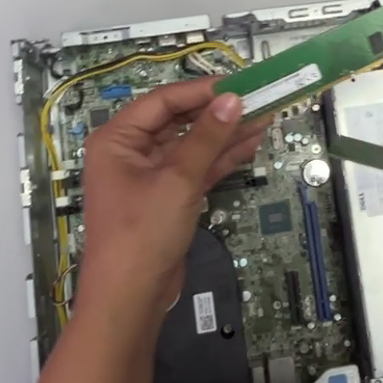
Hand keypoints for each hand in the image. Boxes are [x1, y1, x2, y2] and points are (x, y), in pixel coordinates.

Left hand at [74, 78, 268, 320]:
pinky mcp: (169, 196)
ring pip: (193, 144)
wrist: (131, 299)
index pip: (163, 101)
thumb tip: (233, 99)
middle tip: (258, 98)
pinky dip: (221, 157)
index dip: (202, 91)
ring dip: (226, 133)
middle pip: (179, 120)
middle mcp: (131, 152)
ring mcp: (151, 175)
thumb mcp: (177, 180)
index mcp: (118, 139)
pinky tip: (250, 143)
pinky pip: (197, 167)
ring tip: (265, 116)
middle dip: (218, 111)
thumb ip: (207, 137)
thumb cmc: (142, 234)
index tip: (239, 84)